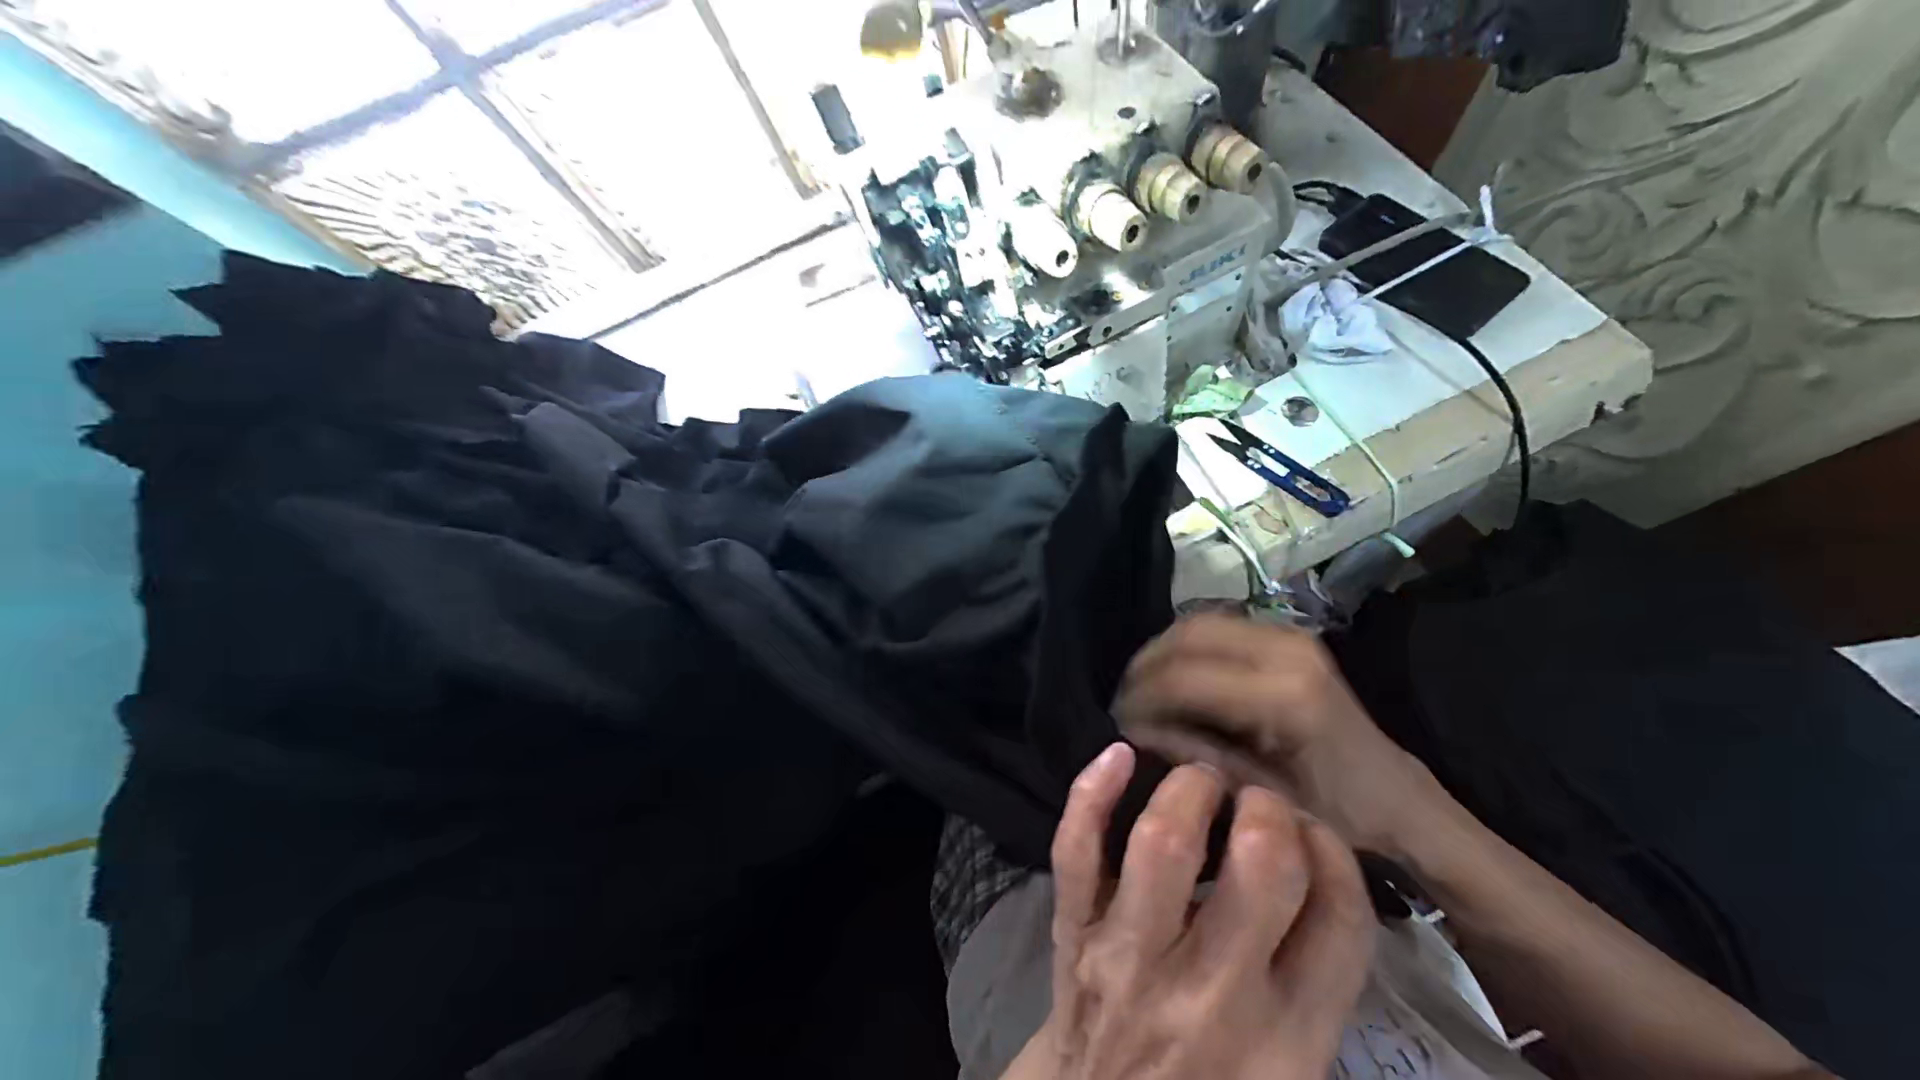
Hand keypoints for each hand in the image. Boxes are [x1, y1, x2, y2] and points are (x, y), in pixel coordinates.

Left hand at [1004, 743, 1372, 1079]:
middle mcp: (1211, 992)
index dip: (1335, 853)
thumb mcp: (1292, 1068)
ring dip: (1192, 789)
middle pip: (1262, 862)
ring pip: (1165, 842)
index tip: (1312, 834)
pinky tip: (1121, 754)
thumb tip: (1317, 854)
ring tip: (1203, 780)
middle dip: (1269, 809)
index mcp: (1286, 1036)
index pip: (1340, 918)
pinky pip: (1076, 849)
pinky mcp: (1071, 930)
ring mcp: (1129, 956)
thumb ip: (1315, 976)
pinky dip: (1092, 792)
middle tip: (1257, 802)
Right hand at [1113, 614, 1441, 856]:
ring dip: (1161, 651)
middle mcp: (1287, 651)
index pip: (1186, 678)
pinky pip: (1218, 624)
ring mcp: (1290, 636)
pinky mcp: (1289, 635)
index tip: (1116, 720)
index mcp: (1285, 697)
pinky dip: (1185, 645)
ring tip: (1140, 688)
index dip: (1142, 697)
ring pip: (1199, 622)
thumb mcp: (1257, 797)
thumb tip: (1131, 730)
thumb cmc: (1336, 814)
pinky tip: (1172, 675)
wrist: (1400, 800)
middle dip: (1145, 666)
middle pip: (1188, 636)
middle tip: (1122, 701)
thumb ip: (1192, 754)